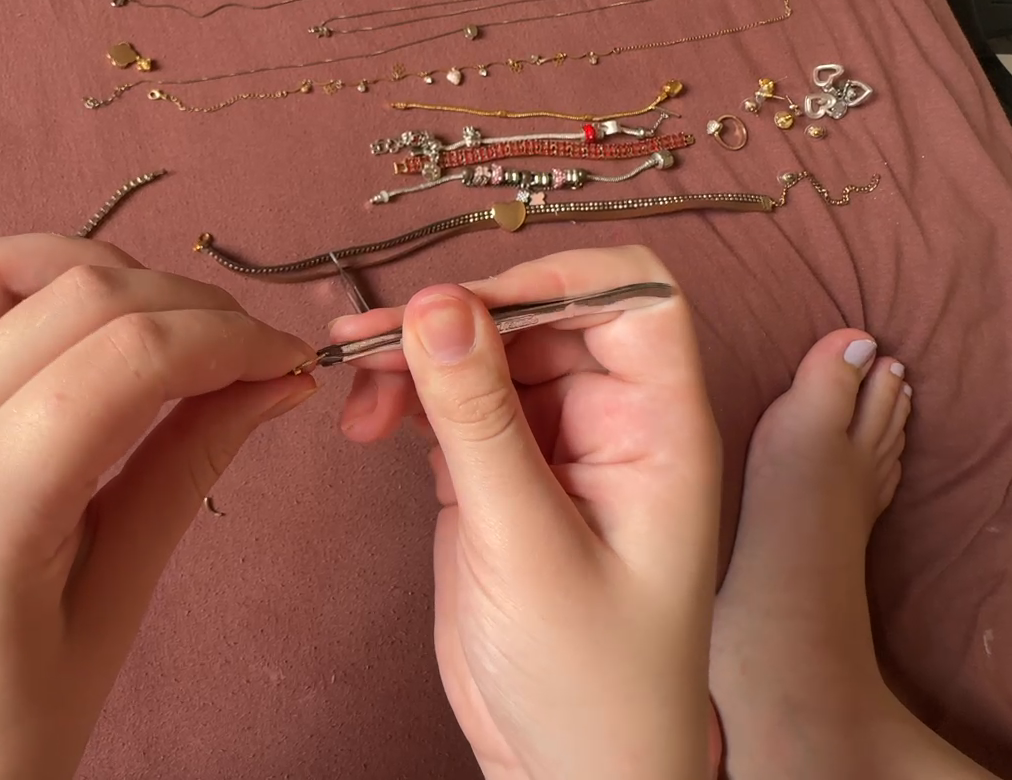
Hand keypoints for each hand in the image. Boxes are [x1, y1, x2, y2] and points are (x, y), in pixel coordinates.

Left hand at [0, 234, 315, 779]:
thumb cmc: (28, 706)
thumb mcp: (127, 590)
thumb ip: (195, 460)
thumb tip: (276, 378)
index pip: (126, 362)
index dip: (227, 340)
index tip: (288, 356)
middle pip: (80, 301)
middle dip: (191, 307)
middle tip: (254, 348)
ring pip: (11, 268)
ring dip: (115, 273)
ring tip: (178, 323)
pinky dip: (42, 272)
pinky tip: (97, 310)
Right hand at [330, 247, 719, 779]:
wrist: (554, 764)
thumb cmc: (583, 677)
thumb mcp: (523, 541)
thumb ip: (477, 416)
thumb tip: (434, 303)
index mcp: (655, 426)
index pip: (631, 299)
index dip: (554, 281)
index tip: (465, 306)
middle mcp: (602, 417)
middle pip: (529, 317)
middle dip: (448, 322)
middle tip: (370, 346)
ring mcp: (540, 438)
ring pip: (473, 350)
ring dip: (409, 358)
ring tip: (356, 394)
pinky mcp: (488, 461)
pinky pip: (441, 395)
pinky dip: (399, 395)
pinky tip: (366, 424)